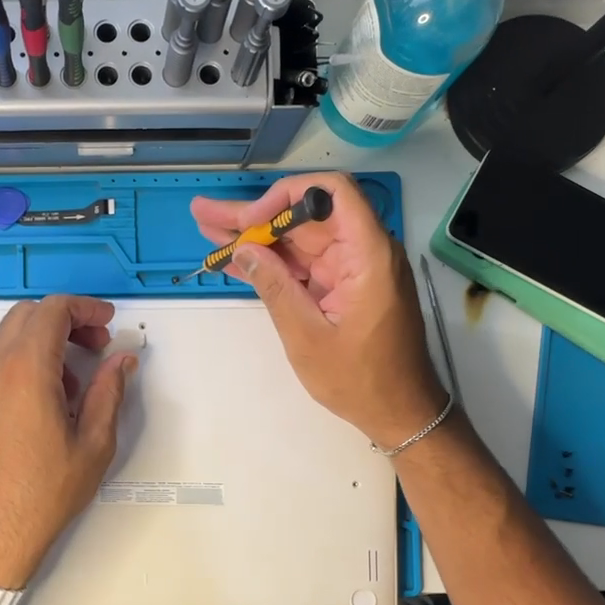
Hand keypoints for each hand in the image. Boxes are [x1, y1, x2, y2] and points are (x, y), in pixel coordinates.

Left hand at [0, 295, 136, 589]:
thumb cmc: (44, 493)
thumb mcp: (94, 444)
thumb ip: (110, 392)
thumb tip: (121, 360)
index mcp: (26, 369)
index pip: (53, 310)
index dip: (85, 308)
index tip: (107, 323)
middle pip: (27, 315)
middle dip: (65, 320)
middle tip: (96, 346)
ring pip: (8, 336)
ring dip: (42, 341)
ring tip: (73, 382)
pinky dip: (21, 360)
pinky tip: (43, 398)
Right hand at [191, 172, 447, 447]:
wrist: (399, 411)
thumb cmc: (360, 379)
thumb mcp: (307, 336)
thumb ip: (275, 287)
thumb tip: (243, 250)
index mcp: (368, 255)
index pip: (331, 193)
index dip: (285, 197)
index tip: (249, 220)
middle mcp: (364, 251)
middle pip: (306, 216)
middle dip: (255, 216)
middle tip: (206, 215)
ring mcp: (354, 268)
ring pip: (300, 239)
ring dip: (257, 237)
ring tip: (209, 232)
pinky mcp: (344, 286)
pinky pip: (305, 264)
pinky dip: (273, 262)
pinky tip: (235, 260)